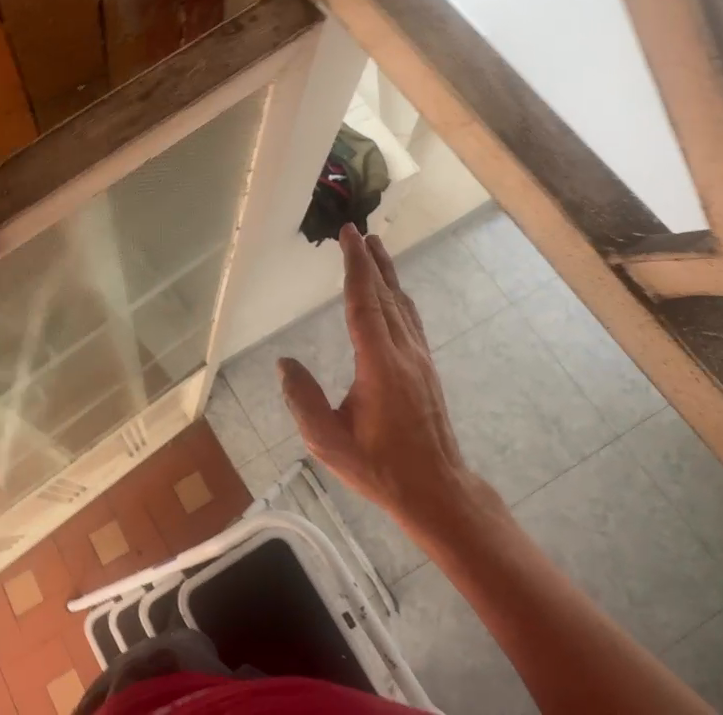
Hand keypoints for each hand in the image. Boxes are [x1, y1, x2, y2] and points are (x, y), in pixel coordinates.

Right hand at [279, 224, 483, 526]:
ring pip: (403, 306)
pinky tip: (393, 296)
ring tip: (376, 250)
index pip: (364, 304)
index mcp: (380, 365)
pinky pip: (410, 320)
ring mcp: (420, 361)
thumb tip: (285, 364)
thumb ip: (302, 400)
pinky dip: (398, 297)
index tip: (350, 236)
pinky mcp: (426, 370)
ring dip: (388, 276)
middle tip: (359, 232)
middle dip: (371, 262)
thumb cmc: (380, 468)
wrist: (437, 491)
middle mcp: (404, 354)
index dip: (355, 267)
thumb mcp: (328, 442)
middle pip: (387, 296)